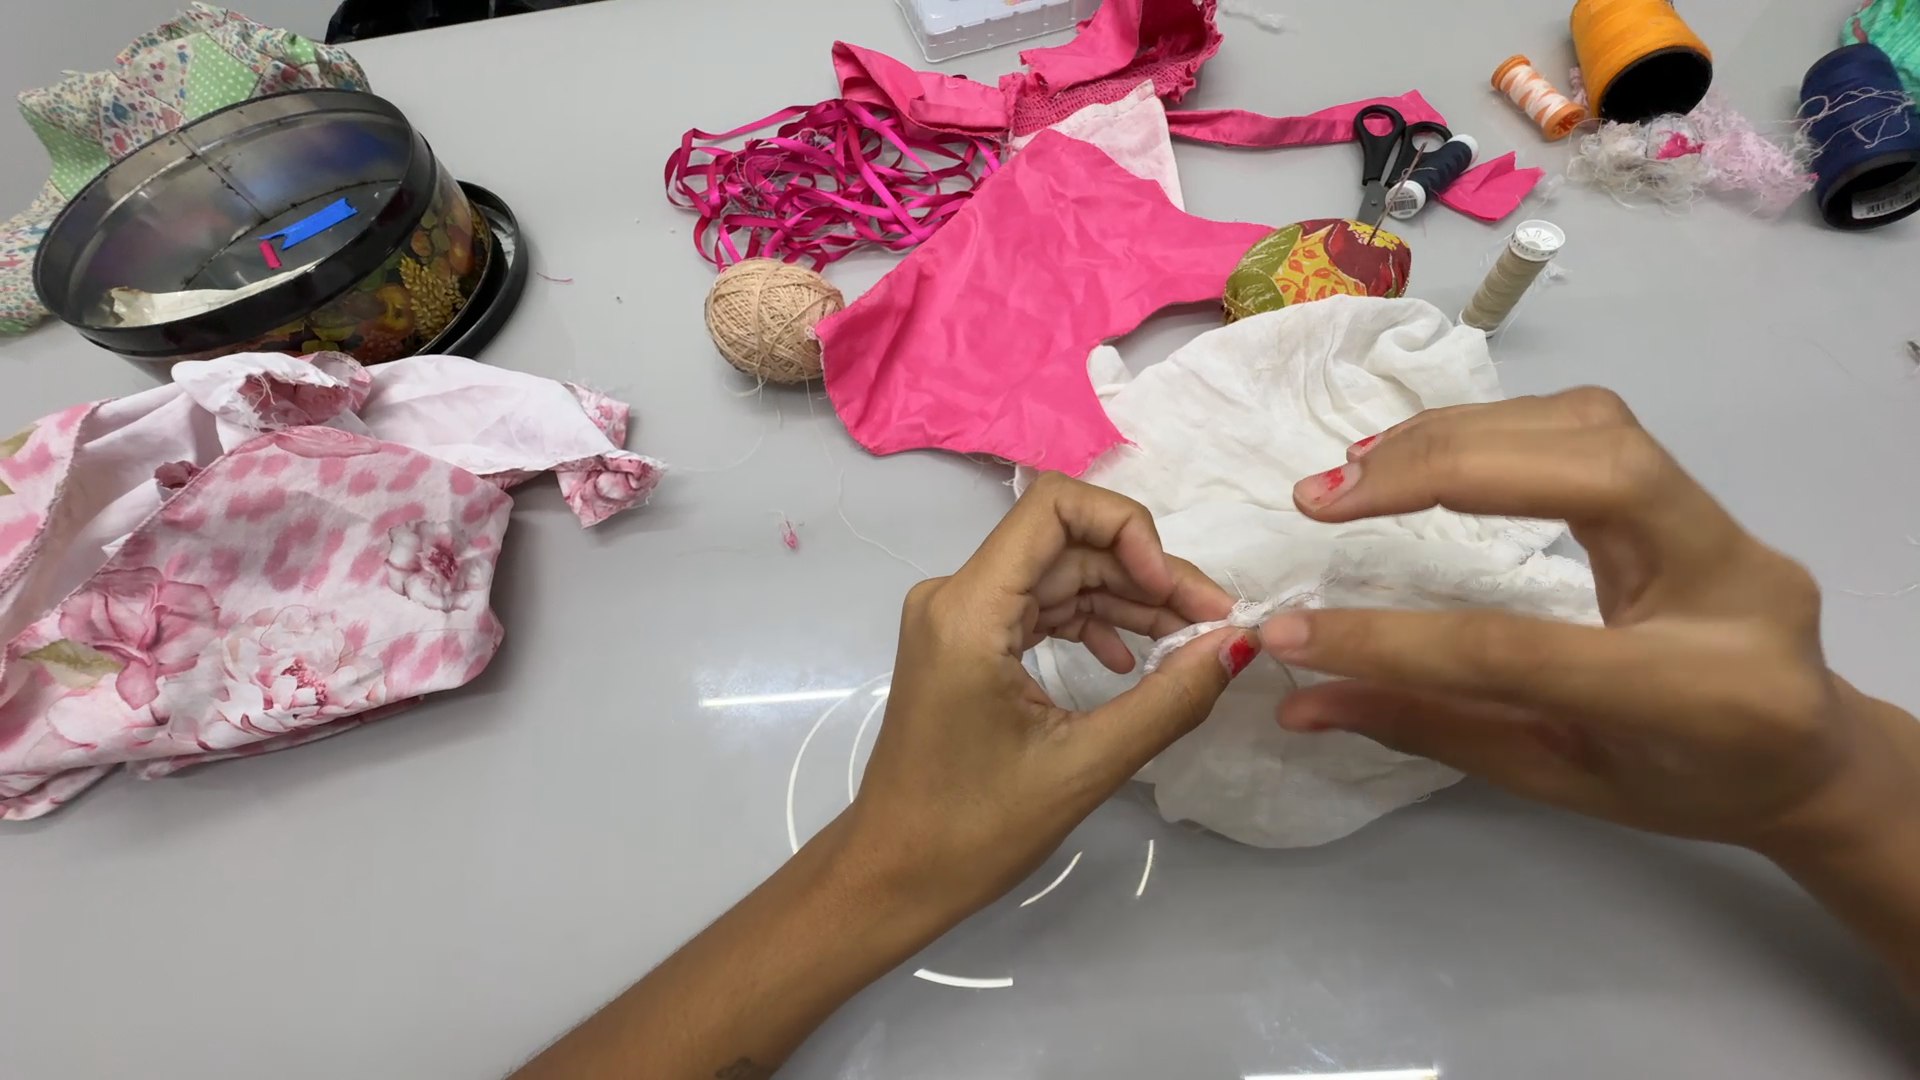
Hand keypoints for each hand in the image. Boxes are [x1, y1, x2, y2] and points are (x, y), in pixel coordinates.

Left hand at [847, 472, 1252, 917]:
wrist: (895, 870)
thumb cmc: (974, 829)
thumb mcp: (1084, 765)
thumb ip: (1169, 699)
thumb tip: (1238, 644)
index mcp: (969, 609)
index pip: (1052, 506)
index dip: (1127, 528)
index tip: (1174, 589)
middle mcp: (955, 593)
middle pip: (1066, 545)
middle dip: (1145, 574)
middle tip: (1213, 625)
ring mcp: (956, 614)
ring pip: (1057, 574)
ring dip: (1124, 600)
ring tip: (1187, 645)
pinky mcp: (964, 638)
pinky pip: (1037, 606)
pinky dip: (1088, 621)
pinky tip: (1126, 660)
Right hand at [1260, 388, 1919, 857]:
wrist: (1811, 757)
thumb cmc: (1678, 786)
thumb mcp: (1545, 777)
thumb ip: (1421, 726)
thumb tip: (1299, 704)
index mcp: (1698, 697)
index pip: (1508, 648)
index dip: (1380, 638)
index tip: (1284, 630)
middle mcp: (1733, 587)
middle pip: (1587, 477)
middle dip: (1432, 472)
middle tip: (1319, 499)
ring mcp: (1726, 525)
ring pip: (1589, 428)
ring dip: (1451, 436)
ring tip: (1354, 472)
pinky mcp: (1697, 491)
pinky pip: (1589, 423)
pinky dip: (1485, 424)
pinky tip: (1417, 453)